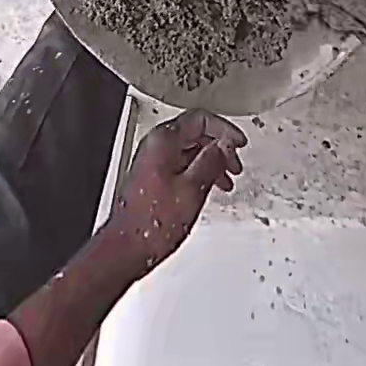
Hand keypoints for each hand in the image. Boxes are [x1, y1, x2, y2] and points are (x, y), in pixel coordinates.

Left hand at [101, 109, 246, 277]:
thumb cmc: (152, 222)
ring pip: (189, 148)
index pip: (199, 119)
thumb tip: (225, 145)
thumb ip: (211, 161)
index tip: (239, 141)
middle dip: (219, 145)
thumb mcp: (192, 189)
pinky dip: (199, 170)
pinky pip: (181, 162)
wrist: (127, 246)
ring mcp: (153, 159)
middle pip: (194, 131)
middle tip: (235, 161)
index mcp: (164, 140)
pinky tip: (209, 186)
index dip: (224, 128)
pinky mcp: (152, 174)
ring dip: (211, 159)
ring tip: (226, 178)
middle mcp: (155, 145)